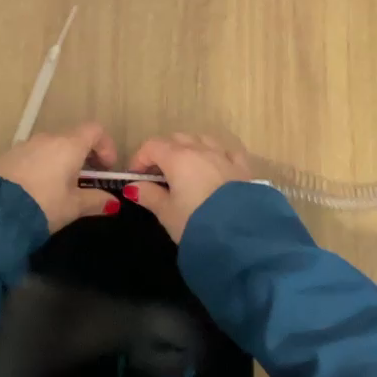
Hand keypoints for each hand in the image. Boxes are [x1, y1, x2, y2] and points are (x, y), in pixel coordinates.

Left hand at [0, 123, 121, 233]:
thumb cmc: (43, 206)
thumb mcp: (73, 207)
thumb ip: (96, 201)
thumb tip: (113, 203)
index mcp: (68, 145)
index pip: (94, 130)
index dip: (106, 146)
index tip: (106, 169)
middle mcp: (46, 139)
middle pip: (72, 138)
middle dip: (84, 155)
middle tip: (88, 180)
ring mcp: (24, 146)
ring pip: (51, 146)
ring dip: (61, 160)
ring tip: (61, 187)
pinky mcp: (7, 156)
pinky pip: (32, 155)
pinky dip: (42, 165)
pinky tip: (38, 188)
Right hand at [124, 134, 253, 242]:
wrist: (241, 237)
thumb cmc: (196, 223)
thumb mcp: (167, 213)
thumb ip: (149, 195)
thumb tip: (133, 187)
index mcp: (178, 158)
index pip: (152, 146)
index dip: (140, 159)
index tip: (135, 178)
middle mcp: (201, 150)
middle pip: (176, 139)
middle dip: (163, 153)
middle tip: (158, 176)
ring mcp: (224, 157)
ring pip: (202, 140)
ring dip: (190, 150)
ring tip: (186, 171)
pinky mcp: (243, 169)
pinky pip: (227, 152)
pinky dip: (217, 156)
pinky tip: (215, 168)